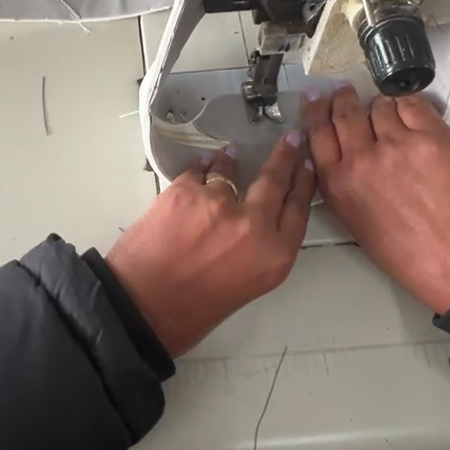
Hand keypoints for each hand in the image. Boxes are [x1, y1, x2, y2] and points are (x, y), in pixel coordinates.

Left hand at [107, 135, 316, 355]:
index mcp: (274, 256)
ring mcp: (218, 204)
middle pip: (275, 181)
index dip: (303, 183)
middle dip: (285, 156)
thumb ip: (260, 250)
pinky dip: (200, 170)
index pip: (298, 209)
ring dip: (231, 163)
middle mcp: (253, 224)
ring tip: (230, 155)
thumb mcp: (247, 286)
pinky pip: (198, 172)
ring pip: (230, 173)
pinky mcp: (185, 192)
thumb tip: (256, 221)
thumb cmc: (193, 310)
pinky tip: (200, 167)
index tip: (307, 164)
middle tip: (290, 139)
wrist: (142, 308)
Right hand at [303, 85, 449, 312]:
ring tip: (385, 112)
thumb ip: (342, 187)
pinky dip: (406, 104)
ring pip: (378, 105)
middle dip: (342, 99)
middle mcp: (362, 159)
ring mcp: (398, 144)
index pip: (316, 134)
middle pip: (344, 112)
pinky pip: (411, 103)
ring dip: (379, 106)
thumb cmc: (410, 254)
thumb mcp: (356, 225)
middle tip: (343, 92)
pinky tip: (407, 111)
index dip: (315, 112)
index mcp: (338, 185)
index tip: (316, 100)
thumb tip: (341, 158)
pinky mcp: (432, 136)